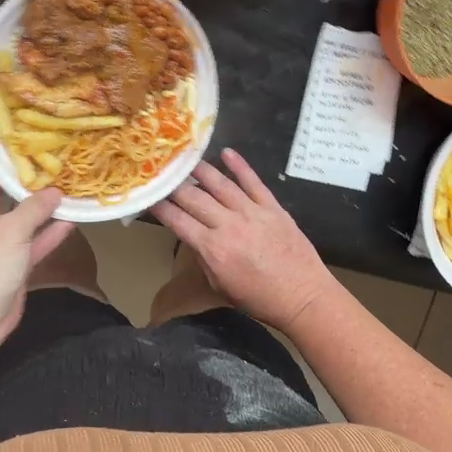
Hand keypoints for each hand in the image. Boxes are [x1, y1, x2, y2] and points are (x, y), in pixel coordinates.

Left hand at [0, 152, 74, 347]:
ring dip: (38, 204)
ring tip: (64, 184)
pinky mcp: (11, 265)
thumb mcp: (10, 230)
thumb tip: (55, 191)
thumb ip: (34, 208)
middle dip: (17, 176)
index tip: (6, 141)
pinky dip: (49, 232)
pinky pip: (32, 242)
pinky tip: (71, 220)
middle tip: (45, 158)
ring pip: (18, 217)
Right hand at [150, 149, 335, 332]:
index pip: (178, 221)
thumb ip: (204, 258)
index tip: (149, 196)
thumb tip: (192, 236)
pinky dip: (239, 165)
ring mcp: (252, 212)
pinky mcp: (272, 206)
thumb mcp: (220, 286)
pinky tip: (226, 152)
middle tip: (162, 173)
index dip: (160, 207)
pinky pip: (253, 181)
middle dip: (174, 185)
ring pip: (220, 184)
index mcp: (213, 248)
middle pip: (194, 198)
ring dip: (201, 170)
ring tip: (187, 159)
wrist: (302, 296)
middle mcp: (228, 225)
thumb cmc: (259, 299)